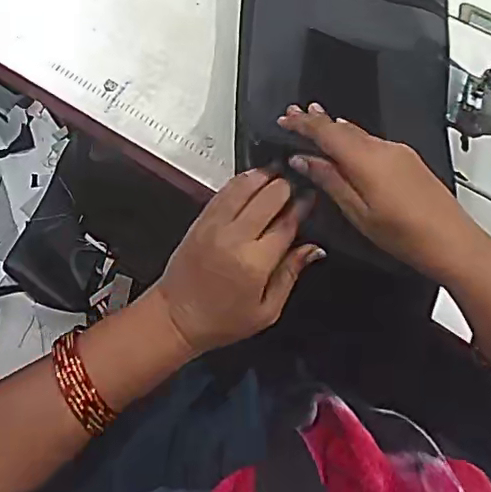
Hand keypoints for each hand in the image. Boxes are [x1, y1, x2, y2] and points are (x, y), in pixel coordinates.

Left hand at [146, 170, 323, 354]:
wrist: (177, 316)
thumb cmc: (222, 319)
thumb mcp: (267, 310)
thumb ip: (290, 274)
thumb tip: (313, 249)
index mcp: (254, 263)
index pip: (286, 223)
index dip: (302, 206)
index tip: (311, 197)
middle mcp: (233, 238)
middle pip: (267, 197)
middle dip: (285, 186)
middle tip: (297, 183)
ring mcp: (214, 225)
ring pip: (243, 186)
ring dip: (263, 176)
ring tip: (278, 172)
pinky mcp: (201, 220)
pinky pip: (223, 192)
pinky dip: (240, 181)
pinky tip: (252, 178)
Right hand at [278, 104, 490, 284]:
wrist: (456, 244)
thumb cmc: (409, 236)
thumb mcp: (357, 212)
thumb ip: (329, 180)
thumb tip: (304, 160)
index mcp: (366, 160)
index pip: (325, 131)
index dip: (302, 123)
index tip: (285, 119)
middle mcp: (384, 149)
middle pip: (341, 127)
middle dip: (315, 120)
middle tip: (294, 114)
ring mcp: (399, 153)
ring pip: (357, 133)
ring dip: (333, 127)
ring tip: (314, 121)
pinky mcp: (409, 160)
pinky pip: (372, 141)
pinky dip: (352, 138)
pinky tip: (346, 142)